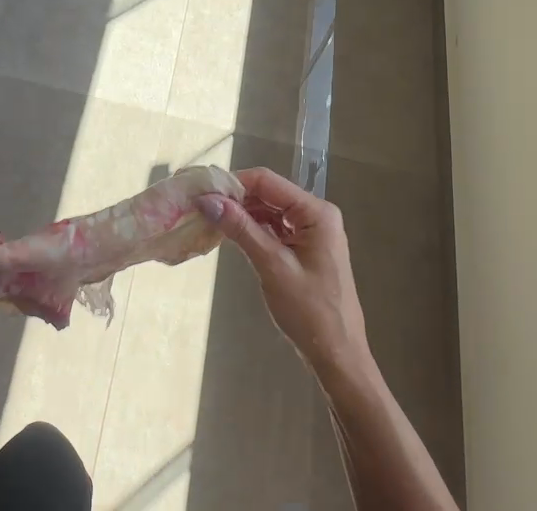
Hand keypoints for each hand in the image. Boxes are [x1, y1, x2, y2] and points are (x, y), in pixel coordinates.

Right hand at [195, 168, 369, 377]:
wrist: (337, 355)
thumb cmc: (310, 311)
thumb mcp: (272, 266)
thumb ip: (241, 229)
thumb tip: (207, 199)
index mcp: (316, 212)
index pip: (267, 181)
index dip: (233, 182)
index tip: (201, 191)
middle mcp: (316, 214)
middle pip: (267, 193)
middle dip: (234, 198)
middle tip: (198, 206)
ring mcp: (311, 231)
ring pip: (268, 210)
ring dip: (240, 214)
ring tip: (208, 219)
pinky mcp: (304, 248)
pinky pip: (273, 228)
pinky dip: (252, 229)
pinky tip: (229, 234)